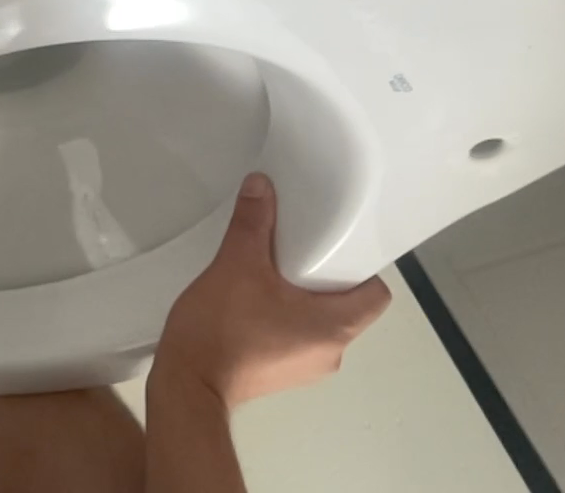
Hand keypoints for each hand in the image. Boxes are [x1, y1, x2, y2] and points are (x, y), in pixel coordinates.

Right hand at [151, 172, 390, 409]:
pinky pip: (294, 336)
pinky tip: (247, 302)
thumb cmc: (224, 325)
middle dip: (318, 275)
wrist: (190, 381)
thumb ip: (252, 223)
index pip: (375, 294)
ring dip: (296, 297)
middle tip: (287, 249)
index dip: (357, 265)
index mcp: (336, 328)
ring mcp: (306, 369)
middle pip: (344, 305)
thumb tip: (261, 184)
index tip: (329, 244)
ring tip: (261, 273)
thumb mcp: (236, 263)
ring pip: (316, 321)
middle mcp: (332, 353)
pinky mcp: (280, 373)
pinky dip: (279, 316)